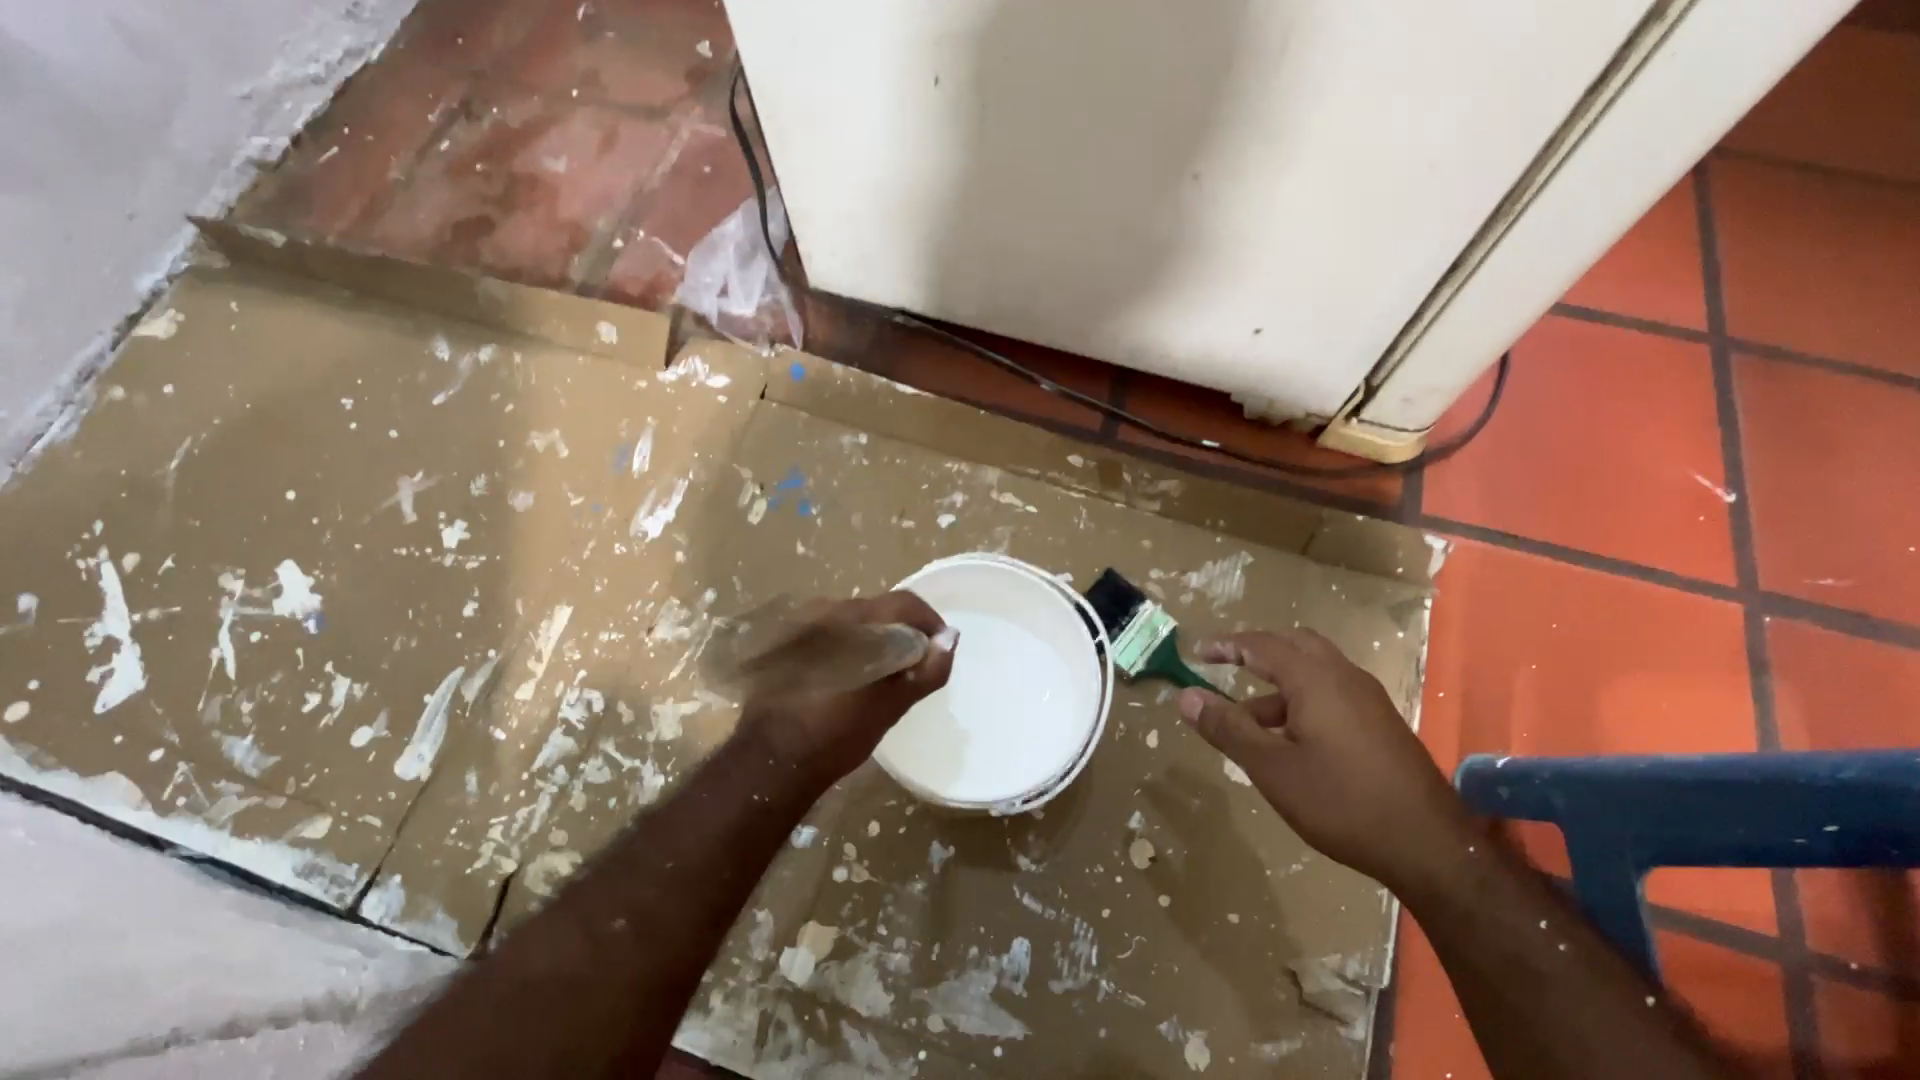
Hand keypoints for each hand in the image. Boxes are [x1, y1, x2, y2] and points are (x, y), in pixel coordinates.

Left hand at [737, 591, 957, 785]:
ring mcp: (800, 624)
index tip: (938, 649)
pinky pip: (827, 632)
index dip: (929, 622)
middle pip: (877, 609)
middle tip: (911, 667)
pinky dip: (845, 646)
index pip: (905, 603)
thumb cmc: (837, 734)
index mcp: (856, 620)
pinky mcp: (784, 642)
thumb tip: (950, 638)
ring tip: (879, 675)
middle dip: (900, 632)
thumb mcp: (892, 706)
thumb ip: (927, 669)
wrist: (770, 759)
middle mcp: (826, 610)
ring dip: (872, 639)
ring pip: (851, 621)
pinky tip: (845, 678)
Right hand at [1177, 629, 1473, 893]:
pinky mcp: (1381, 725)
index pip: (1262, 644)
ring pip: (1315, 673)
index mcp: (1315, 679)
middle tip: (1224, 668)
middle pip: (1295, 645)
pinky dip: (1301, 701)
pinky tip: (1289, 742)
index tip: (1196, 653)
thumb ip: (1227, 728)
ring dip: (1277, 685)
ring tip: (1246, 721)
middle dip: (1257, 652)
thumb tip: (1186, 696)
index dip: (1226, 645)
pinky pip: (1332, 694)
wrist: (1429, 845)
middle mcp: (1344, 678)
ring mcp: (1369, 701)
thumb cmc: (1341, 801)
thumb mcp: (1271, 768)